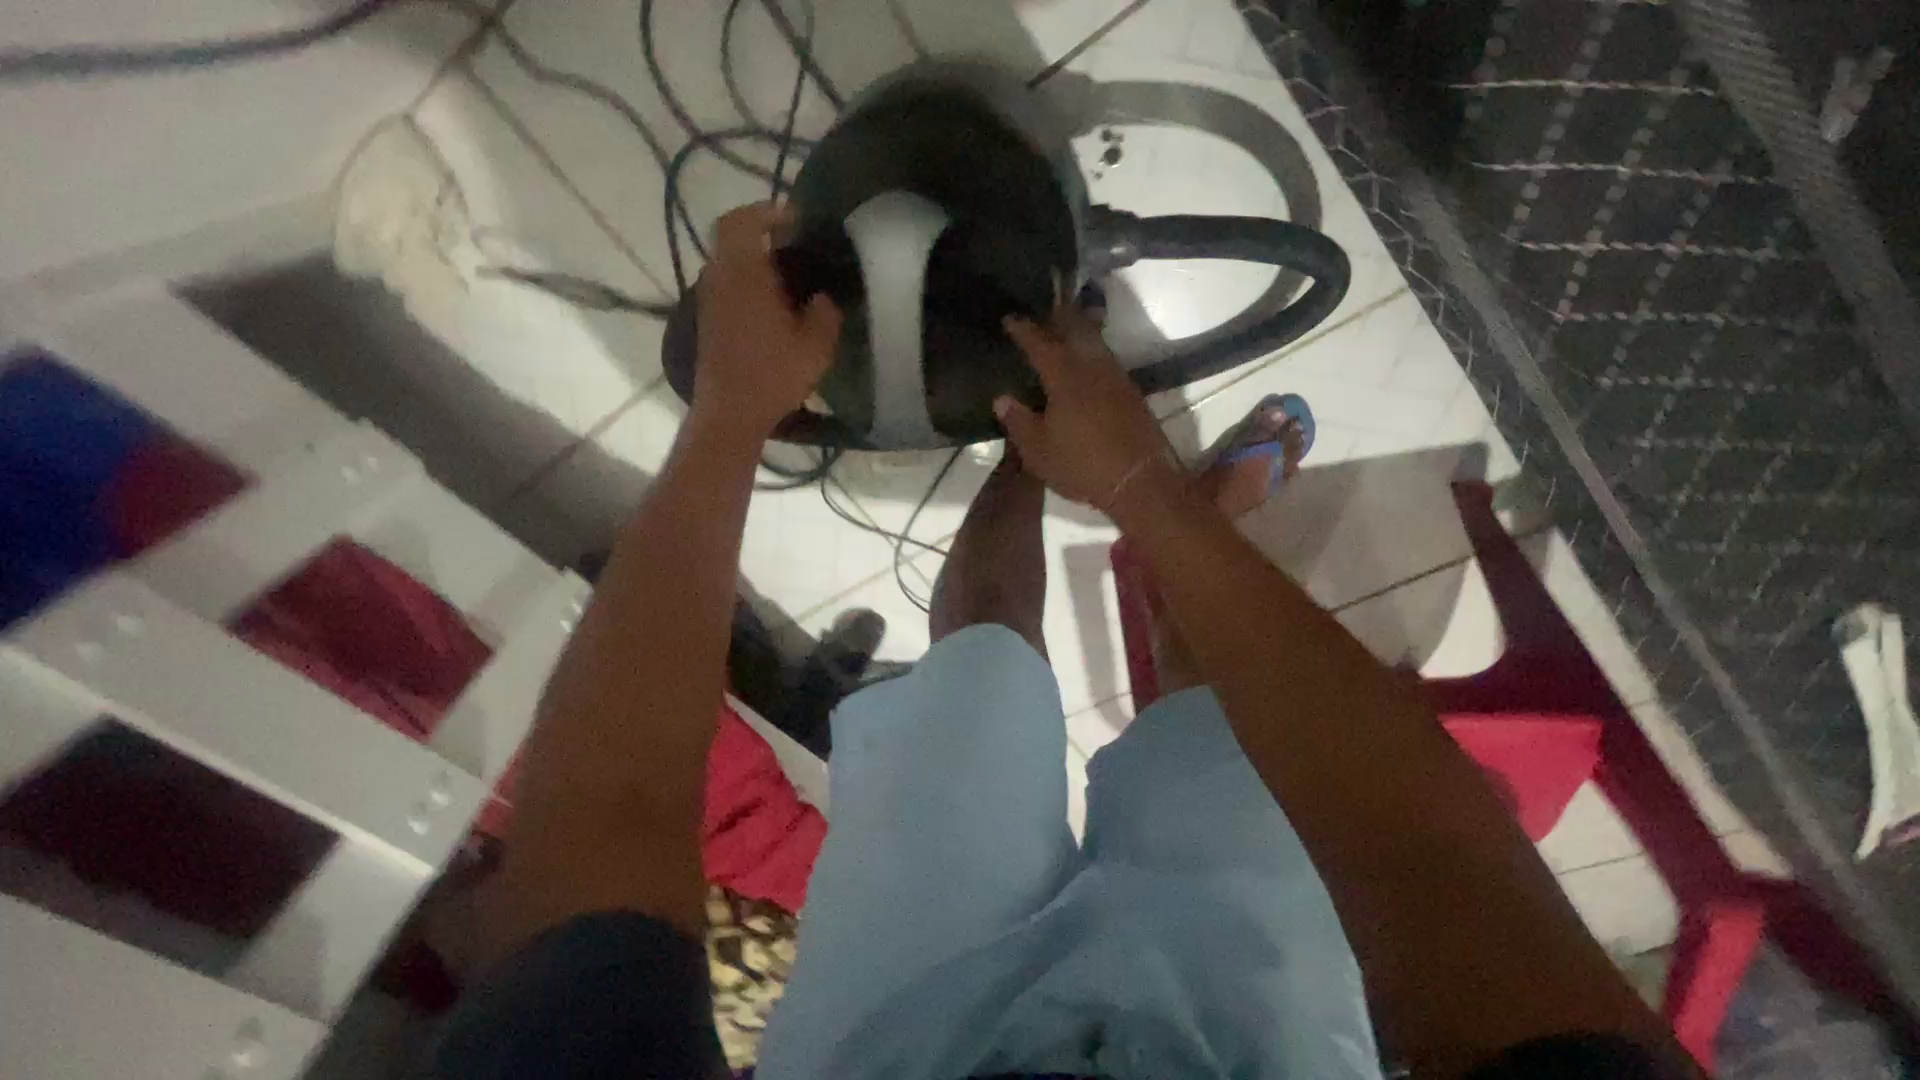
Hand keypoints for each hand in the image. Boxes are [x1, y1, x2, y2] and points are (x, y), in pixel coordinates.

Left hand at [692, 202, 842, 440]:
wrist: (730, 413)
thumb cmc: (773, 374)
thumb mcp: (816, 345)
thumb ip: (825, 313)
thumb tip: (822, 298)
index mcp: (743, 273)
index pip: (741, 222)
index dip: (765, 212)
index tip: (793, 221)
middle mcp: (718, 279)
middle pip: (732, 240)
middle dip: (761, 237)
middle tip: (794, 247)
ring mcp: (709, 302)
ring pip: (729, 266)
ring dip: (754, 264)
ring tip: (789, 281)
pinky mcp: (708, 324)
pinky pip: (727, 288)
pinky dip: (748, 286)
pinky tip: (774, 309)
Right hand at [995, 306, 1183, 514]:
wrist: (1140, 481)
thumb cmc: (1082, 465)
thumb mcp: (1039, 450)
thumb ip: (1018, 421)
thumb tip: (1002, 398)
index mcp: (1065, 377)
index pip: (1040, 344)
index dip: (1024, 330)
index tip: (1010, 318)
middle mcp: (1093, 368)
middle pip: (1076, 331)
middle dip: (1059, 318)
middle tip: (1045, 311)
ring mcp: (1118, 379)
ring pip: (1096, 345)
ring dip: (1080, 334)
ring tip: (1066, 332)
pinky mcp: (1133, 395)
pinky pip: (1108, 364)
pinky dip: (1094, 357)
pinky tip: (1088, 368)